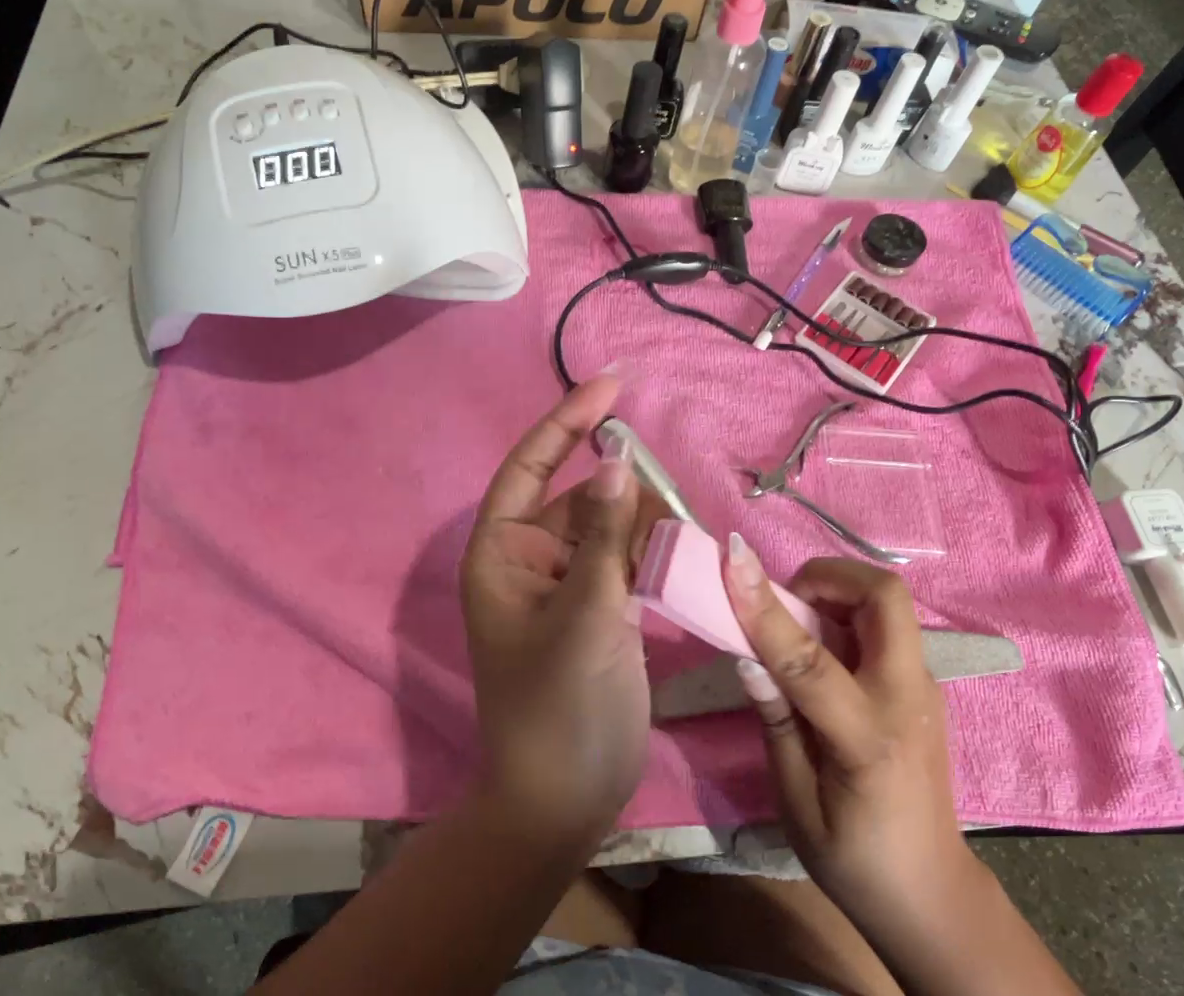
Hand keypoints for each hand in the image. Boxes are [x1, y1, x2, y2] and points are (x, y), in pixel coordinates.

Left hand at [459, 376, 663, 843]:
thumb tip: (614, 460)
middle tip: (666, 530)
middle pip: (583, 499)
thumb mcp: (585, 615)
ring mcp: (566, 589)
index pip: (530, 467)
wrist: (564, 798)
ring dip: (646, 530)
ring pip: (612, 531)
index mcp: (501, 553)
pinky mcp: (599, 613)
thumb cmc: (558, 706)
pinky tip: (682, 564)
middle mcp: (529, 562)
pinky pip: (627, 564)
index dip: (568, 421)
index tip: (614, 385)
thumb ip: (603, 537)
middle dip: (626, 500)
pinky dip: (653, 558)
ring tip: (677, 554)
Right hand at [722, 540, 975, 913]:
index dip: (766, 607)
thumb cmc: (853, 860)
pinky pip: (887, 631)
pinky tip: (820, 657)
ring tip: (796, 627)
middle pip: (885, 597)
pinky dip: (847, 619)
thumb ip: (776, 724)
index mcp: (869, 740)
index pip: (810, 660)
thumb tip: (749, 657)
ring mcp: (924, 690)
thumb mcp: (797, 804)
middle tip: (786, 599)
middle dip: (829, 575)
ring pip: (889, 607)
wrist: (932, 894)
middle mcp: (907, 700)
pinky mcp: (924, 689)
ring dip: (838, 595)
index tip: (732, 557)